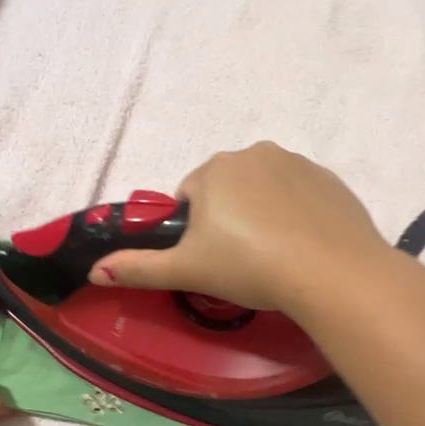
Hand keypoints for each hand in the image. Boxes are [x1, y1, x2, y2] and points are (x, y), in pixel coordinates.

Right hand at [89, 142, 388, 314]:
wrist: (331, 272)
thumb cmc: (249, 266)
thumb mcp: (186, 271)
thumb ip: (138, 268)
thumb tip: (94, 270)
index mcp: (214, 170)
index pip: (189, 197)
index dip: (193, 231)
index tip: (209, 258)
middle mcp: (254, 153)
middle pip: (226, 189)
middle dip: (227, 219)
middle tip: (239, 262)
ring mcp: (297, 163)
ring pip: (263, 190)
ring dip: (260, 215)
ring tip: (271, 257)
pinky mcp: (330, 180)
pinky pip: (299, 196)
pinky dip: (294, 216)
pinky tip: (300, 247)